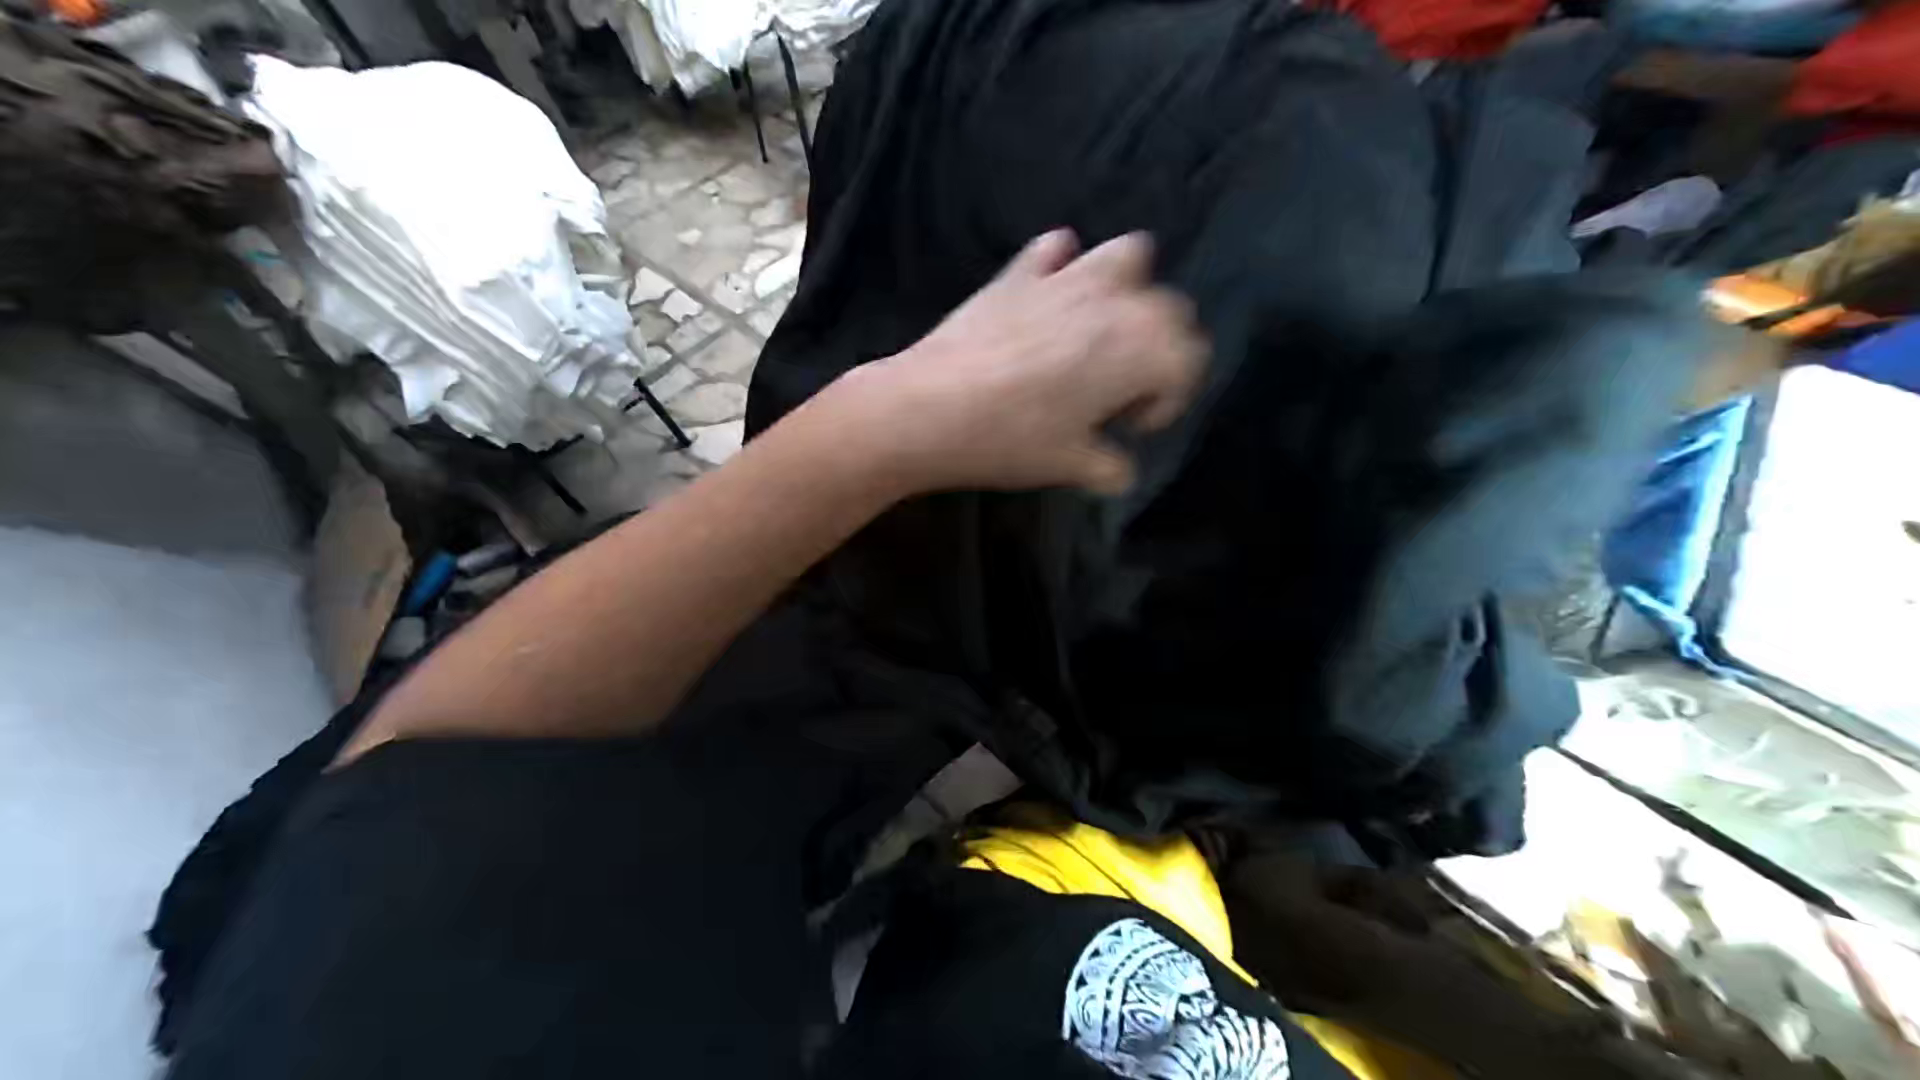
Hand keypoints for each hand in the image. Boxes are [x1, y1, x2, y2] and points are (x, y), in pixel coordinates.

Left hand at [823, 229, 1208, 495]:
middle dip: (1156, 347)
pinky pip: (1057, 250)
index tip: (1131, 426)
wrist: (928, 409)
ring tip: (1096, 332)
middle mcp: (1116, 301)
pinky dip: (1062, 266)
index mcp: (1142, 348)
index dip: (1169, 398)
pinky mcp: (1019, 271)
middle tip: (1114, 391)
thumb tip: (1121, 472)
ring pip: (1128, 258)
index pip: (1188, 361)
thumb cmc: (1010, 440)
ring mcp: (1067, 277)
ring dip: (1127, 290)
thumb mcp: (1071, 466)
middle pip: (1168, 310)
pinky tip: (1047, 297)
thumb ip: (1110, 468)